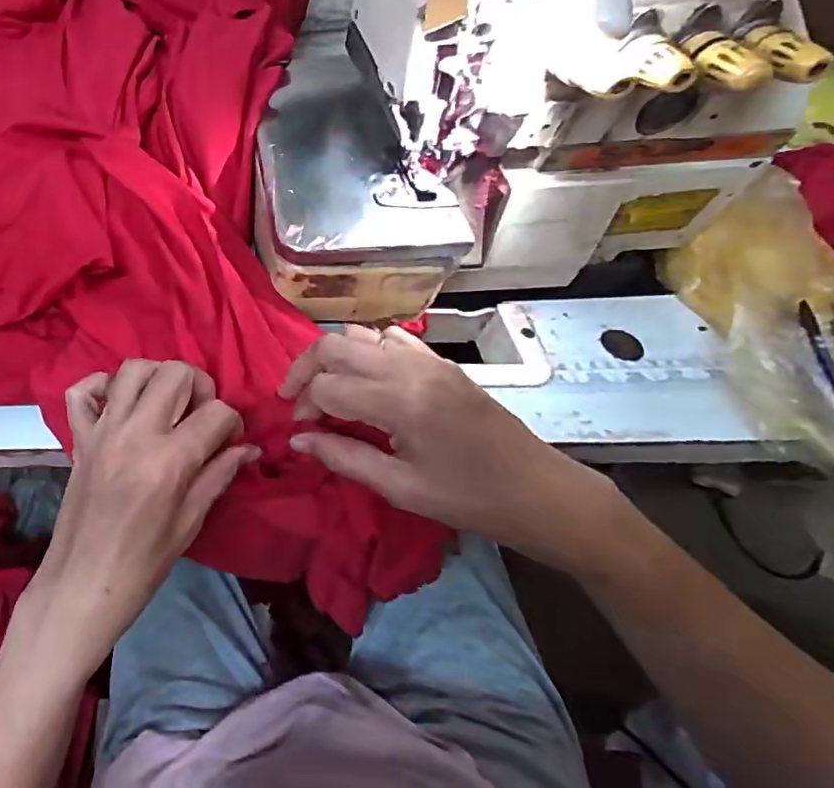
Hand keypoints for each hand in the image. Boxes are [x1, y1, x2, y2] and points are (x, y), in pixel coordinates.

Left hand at [27, 360, 257, 674]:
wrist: (81, 587)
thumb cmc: (142, 564)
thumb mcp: (191, 522)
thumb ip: (219, 474)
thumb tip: (249, 448)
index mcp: (169, 460)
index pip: (216, 412)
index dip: (233, 422)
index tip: (231, 440)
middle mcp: (136, 434)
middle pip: (177, 373)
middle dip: (199, 387)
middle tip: (199, 416)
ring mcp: (103, 431)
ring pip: (134, 368)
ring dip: (158, 378)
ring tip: (165, 405)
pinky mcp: (78, 437)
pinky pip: (84, 390)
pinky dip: (103, 386)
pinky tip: (120, 405)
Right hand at [280, 325, 615, 553]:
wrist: (536, 490)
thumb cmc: (468, 499)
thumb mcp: (401, 487)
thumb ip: (344, 456)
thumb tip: (298, 440)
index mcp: (400, 401)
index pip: (328, 385)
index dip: (304, 406)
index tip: (300, 431)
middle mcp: (409, 367)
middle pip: (335, 345)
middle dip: (306, 368)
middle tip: (297, 402)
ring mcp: (427, 359)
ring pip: (361, 334)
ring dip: (335, 357)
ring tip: (328, 390)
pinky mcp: (441, 361)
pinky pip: (391, 337)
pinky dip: (367, 349)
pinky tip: (368, 378)